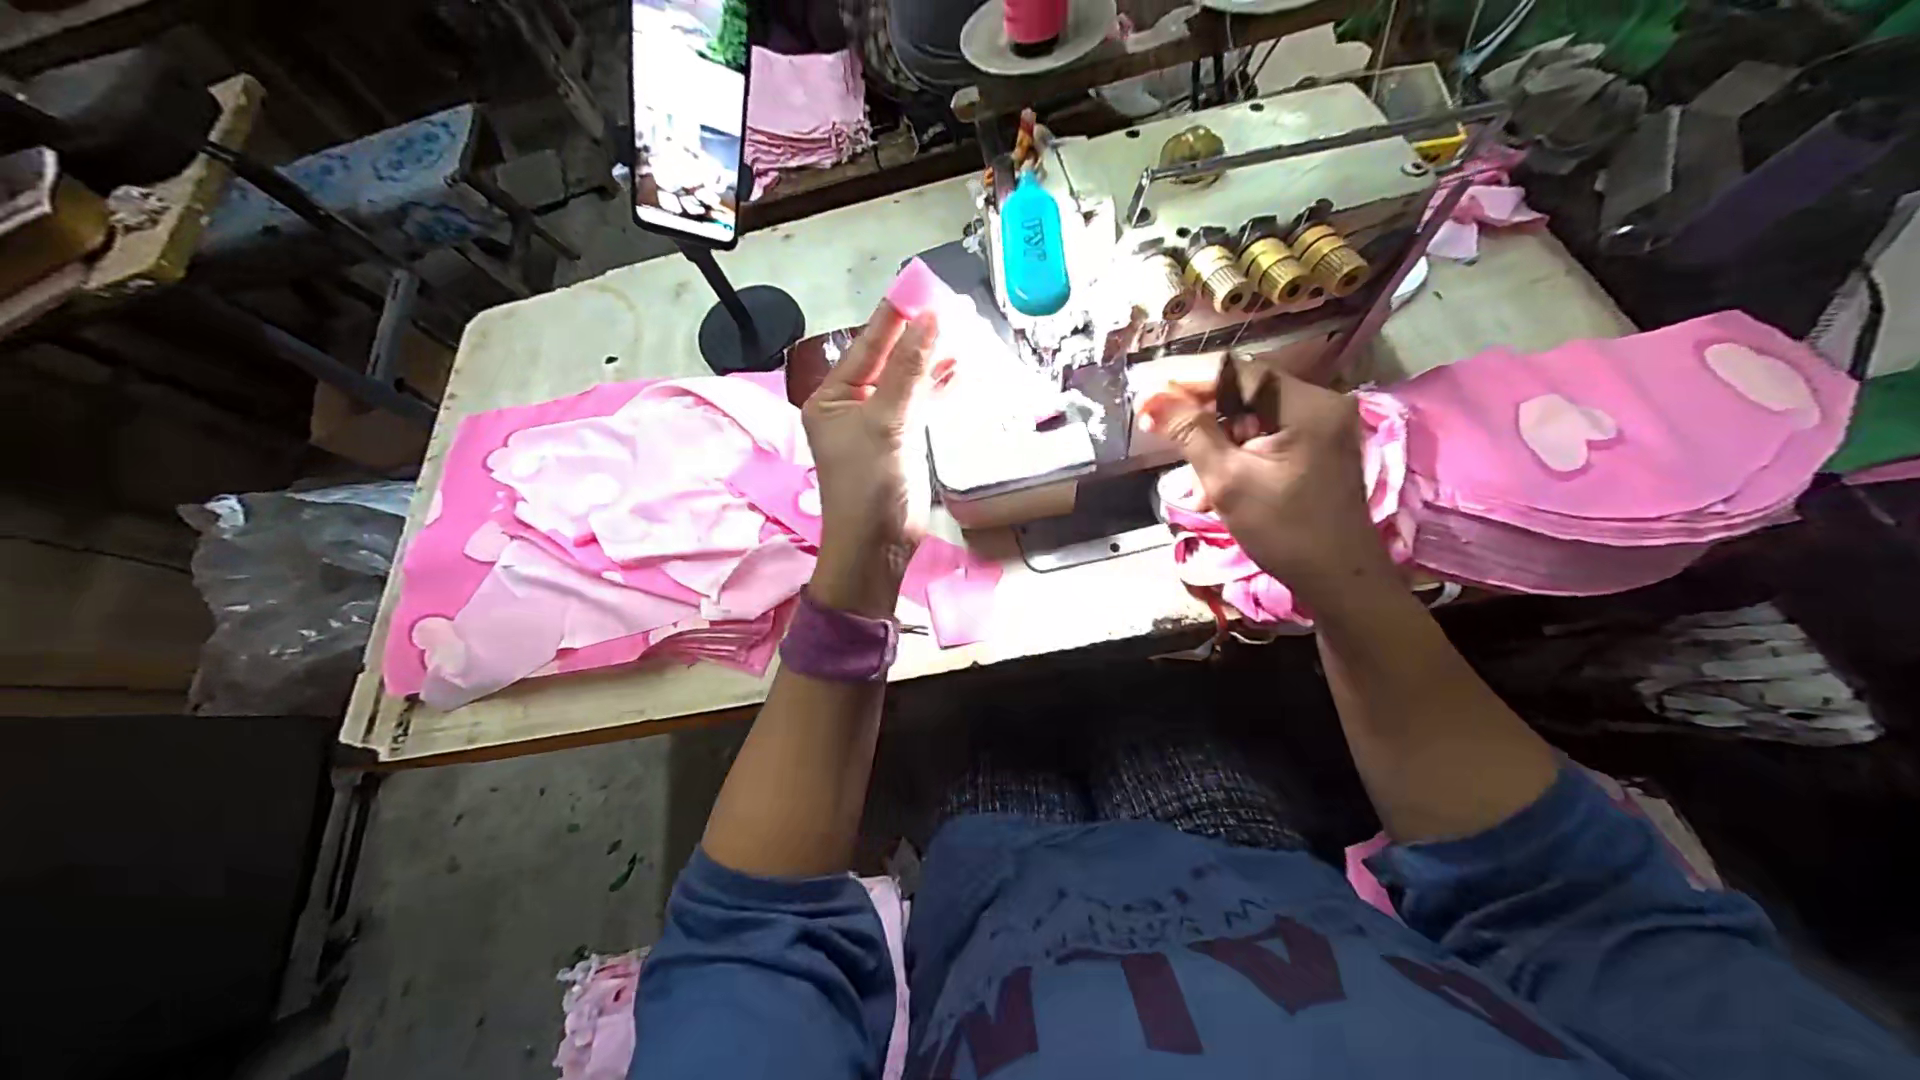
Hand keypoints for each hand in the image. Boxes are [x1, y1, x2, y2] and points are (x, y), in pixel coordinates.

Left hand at [801, 300, 946, 615]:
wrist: (877, 545)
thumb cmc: (869, 485)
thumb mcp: (886, 422)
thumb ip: (909, 371)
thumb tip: (930, 320)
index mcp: (832, 397)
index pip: (867, 346)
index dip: (895, 317)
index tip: (920, 285)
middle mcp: (851, 406)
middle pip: (887, 360)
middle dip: (916, 335)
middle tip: (947, 304)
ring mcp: (877, 424)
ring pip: (905, 381)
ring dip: (929, 360)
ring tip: (958, 332)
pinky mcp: (899, 442)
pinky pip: (917, 404)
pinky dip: (935, 388)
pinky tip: (954, 370)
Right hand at [1140, 370, 1394, 609]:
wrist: (1338, 578)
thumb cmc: (1284, 531)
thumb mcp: (1228, 481)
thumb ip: (1190, 433)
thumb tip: (1150, 398)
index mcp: (1305, 404)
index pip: (1236, 371)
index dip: (1186, 379)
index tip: (1145, 392)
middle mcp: (1320, 402)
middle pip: (1244, 389)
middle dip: (1197, 408)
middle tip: (1154, 422)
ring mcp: (1322, 423)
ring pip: (1252, 412)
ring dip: (1212, 431)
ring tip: (1179, 456)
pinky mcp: (1317, 444)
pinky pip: (1266, 430)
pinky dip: (1235, 445)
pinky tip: (1210, 471)